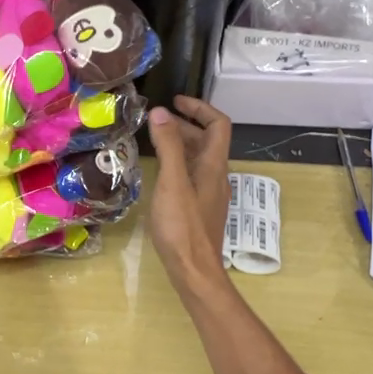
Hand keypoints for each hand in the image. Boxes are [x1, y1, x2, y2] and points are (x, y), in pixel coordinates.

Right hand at [146, 95, 232, 285]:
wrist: (194, 272)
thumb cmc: (183, 227)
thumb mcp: (172, 183)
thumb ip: (168, 146)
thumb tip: (161, 112)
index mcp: (214, 166)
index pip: (218, 125)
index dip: (200, 108)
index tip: (175, 101)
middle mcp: (216, 177)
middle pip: (207, 140)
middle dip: (185, 124)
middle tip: (157, 121)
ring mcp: (209, 194)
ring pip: (199, 159)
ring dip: (180, 144)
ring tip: (154, 141)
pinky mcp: (200, 208)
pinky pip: (192, 175)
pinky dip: (178, 163)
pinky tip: (159, 172)